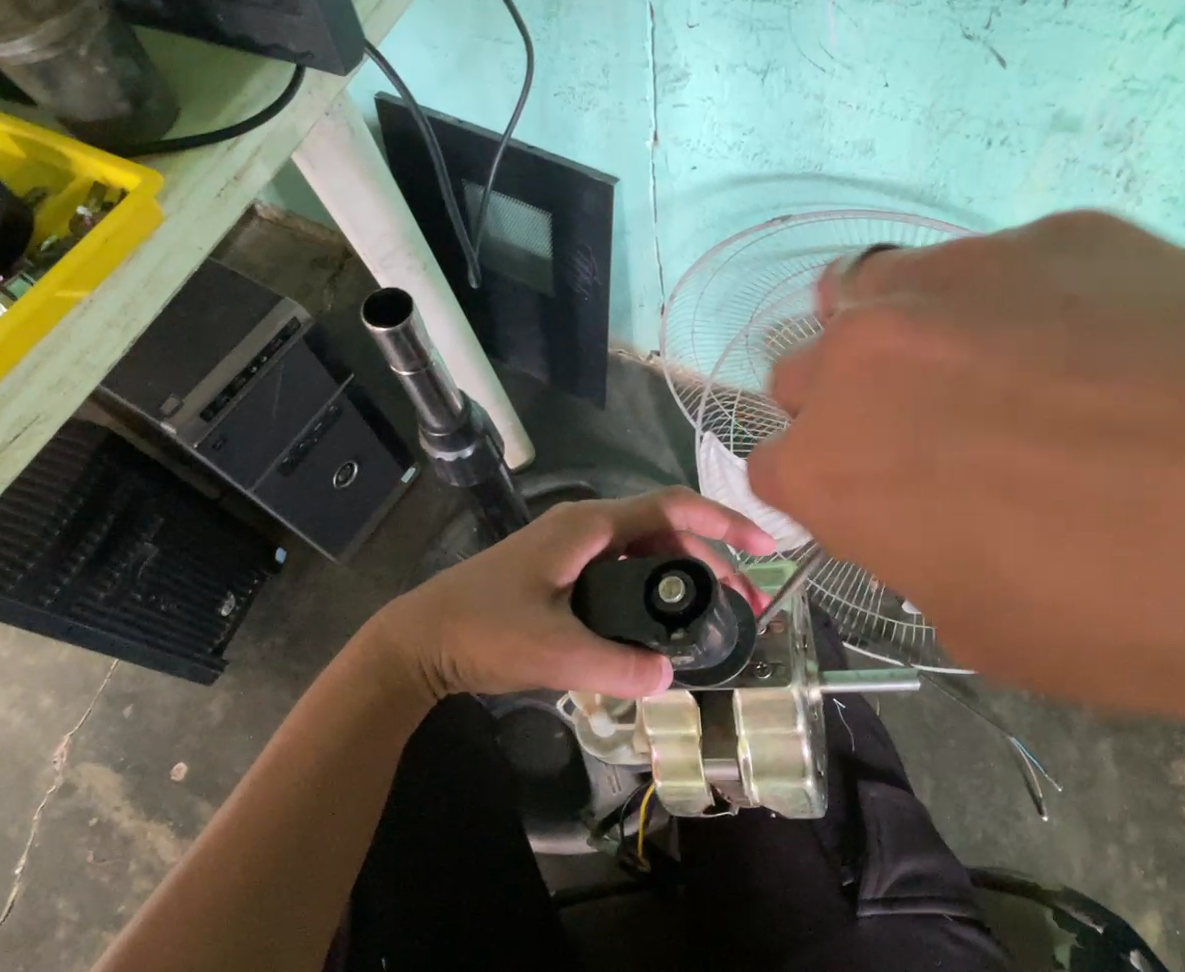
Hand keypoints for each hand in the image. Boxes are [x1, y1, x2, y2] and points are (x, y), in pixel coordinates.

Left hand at [364, 488, 775, 700]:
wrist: (419, 639)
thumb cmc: (482, 631)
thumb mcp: (553, 653)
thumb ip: (616, 667)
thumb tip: (672, 676)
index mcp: (589, 527)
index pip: (672, 508)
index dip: (723, 521)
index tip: (765, 546)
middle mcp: (586, 528)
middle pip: (666, 531)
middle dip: (713, 561)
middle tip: (747, 604)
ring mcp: (573, 548)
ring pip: (646, 551)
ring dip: (686, 576)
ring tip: (717, 616)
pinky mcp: (563, 571)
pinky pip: (625, 570)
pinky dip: (656, 589)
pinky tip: (666, 623)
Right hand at [747, 211, 1184, 725]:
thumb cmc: (1140, 614)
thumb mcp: (986, 632)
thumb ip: (912, 552)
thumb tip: (920, 508)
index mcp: (831, 468)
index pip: (775, 467)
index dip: (825, 492)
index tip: (876, 507)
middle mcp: (860, 358)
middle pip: (805, 370)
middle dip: (847, 409)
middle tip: (933, 441)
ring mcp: (951, 277)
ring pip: (872, 295)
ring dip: (901, 338)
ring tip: (990, 372)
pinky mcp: (1048, 232)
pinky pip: (983, 266)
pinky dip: (1002, 302)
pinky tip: (1091, 338)